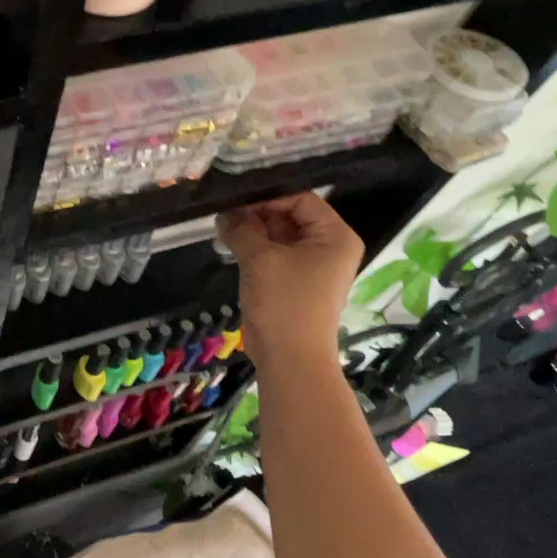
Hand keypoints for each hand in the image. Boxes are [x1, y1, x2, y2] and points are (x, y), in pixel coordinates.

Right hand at [218, 193, 363, 368]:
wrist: (289, 359)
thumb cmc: (284, 304)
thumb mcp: (261, 260)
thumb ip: (242, 229)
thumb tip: (225, 214)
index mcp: (334, 236)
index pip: (300, 200)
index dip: (267, 198)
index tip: (234, 201)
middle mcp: (329, 247)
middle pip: (290, 217)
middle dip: (257, 215)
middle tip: (223, 213)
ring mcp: (312, 267)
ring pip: (279, 237)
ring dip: (252, 233)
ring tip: (222, 229)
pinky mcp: (294, 283)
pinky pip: (275, 257)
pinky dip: (254, 250)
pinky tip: (230, 246)